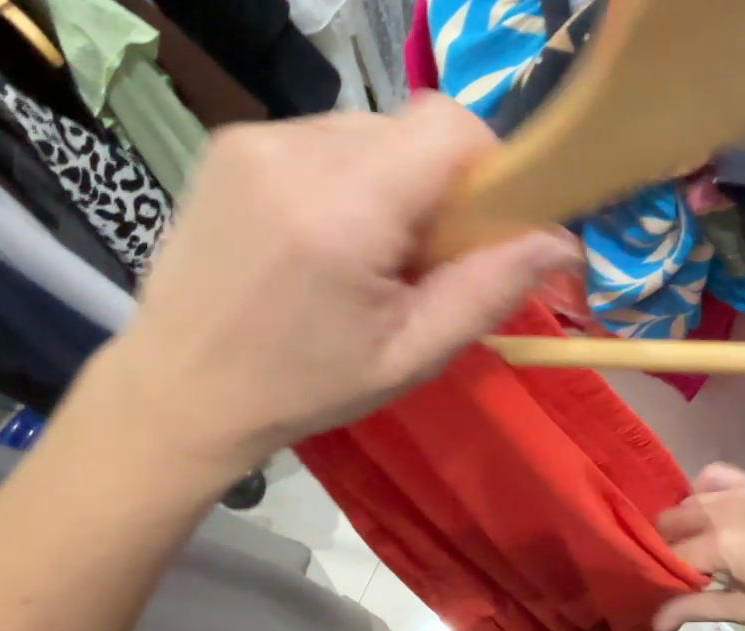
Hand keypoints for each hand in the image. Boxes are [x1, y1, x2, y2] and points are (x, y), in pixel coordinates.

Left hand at [72, 95, 579, 477]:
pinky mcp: (234, 141)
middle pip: (414, 129)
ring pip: (373, 132)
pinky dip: (353, 180)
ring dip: (398, 184)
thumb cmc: (308, 387)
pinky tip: (330, 240)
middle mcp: (294, 151)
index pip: (450, 126)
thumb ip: (490, 290)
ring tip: (372, 257)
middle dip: (443, 186)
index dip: (491, 167)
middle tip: (426, 261)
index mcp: (343, 210)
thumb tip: (563, 240)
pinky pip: (328, 139)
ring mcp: (255, 138)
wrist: (182, 389)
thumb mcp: (413, 354)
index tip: (488, 228)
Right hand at [652, 464, 744, 630]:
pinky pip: (712, 474)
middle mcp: (720, 510)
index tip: (665, 589)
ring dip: (684, 523)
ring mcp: (737, 490)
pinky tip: (713, 510)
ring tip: (701, 547)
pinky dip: (704, 489)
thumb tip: (654, 623)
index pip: (667, 557)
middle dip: (668, 546)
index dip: (660, 575)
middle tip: (685, 570)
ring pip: (686, 501)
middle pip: (667, 523)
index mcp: (717, 543)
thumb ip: (696, 609)